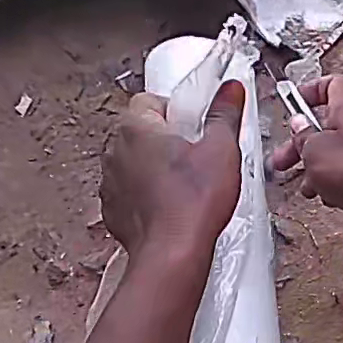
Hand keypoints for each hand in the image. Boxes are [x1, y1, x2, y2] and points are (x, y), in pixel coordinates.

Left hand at [103, 82, 244, 262]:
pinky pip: (131, 194)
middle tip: (196, 158)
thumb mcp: (222, 150)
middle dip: (166, 141)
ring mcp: (111, 183)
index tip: (197, 126)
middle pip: (142, 132)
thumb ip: (224, 114)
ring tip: (185, 187)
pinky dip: (147, 197)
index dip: (177, 112)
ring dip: (154, 170)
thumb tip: (231, 89)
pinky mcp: (113, 211)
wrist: (172, 254)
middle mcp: (115, 151)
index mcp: (136, 127)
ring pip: (135, 164)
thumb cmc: (193, 203)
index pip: (151, 100)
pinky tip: (170, 208)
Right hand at [270, 75, 342, 239]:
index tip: (295, 102)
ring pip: (334, 154)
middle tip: (285, 158)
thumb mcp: (314, 150)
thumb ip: (303, 135)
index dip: (311, 90)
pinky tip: (326, 195)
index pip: (333, 84)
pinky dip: (332, 183)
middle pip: (326, 126)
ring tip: (306, 185)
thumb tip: (299, 126)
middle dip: (302, 144)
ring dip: (315, 168)